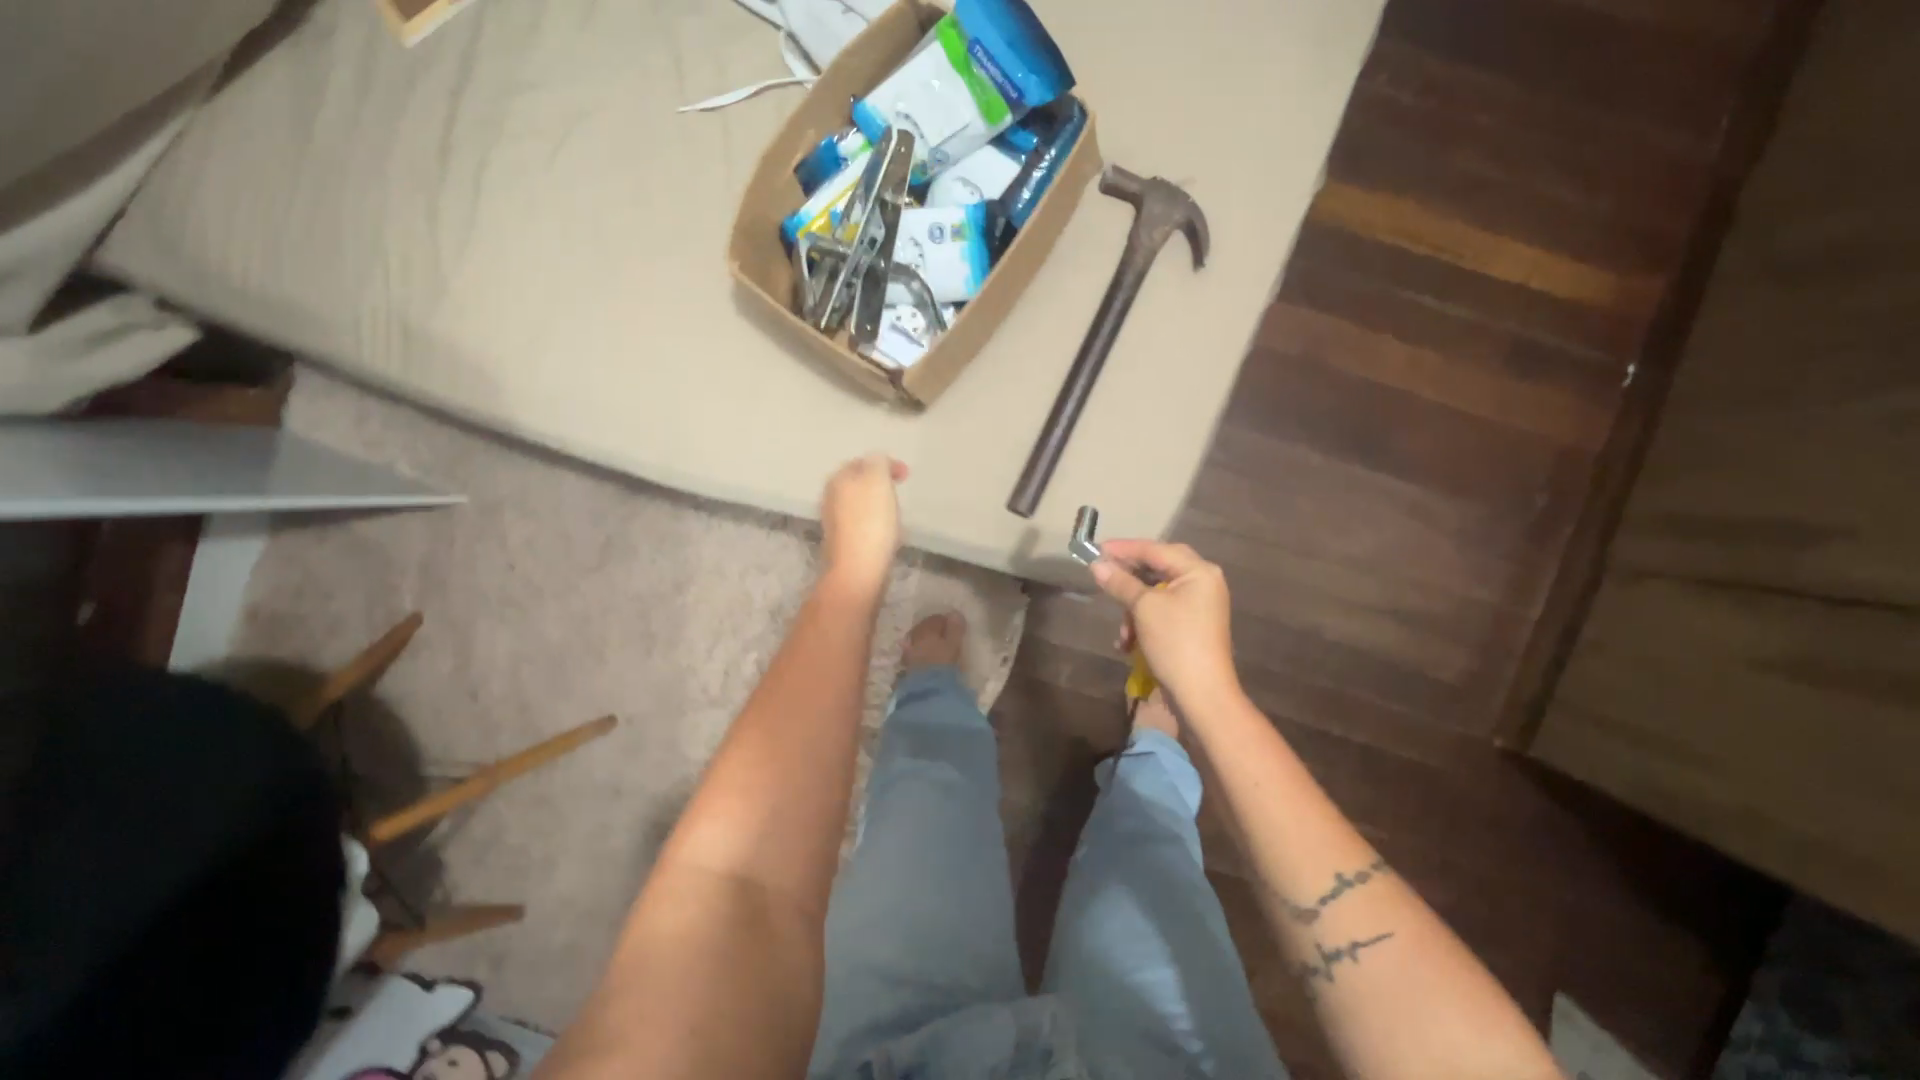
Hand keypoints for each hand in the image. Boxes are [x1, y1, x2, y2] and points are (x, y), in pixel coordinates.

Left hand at [819, 453, 908, 594]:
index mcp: (838, 479)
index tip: (906, 475)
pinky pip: (861, 523)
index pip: (862, 462)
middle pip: (858, 482)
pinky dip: (874, 522)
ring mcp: (834, 521)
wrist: (858, 570)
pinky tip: (886, 532)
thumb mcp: (878, 480)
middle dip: (880, 483)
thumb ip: (877, 462)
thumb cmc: (871, 522)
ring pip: (859, 503)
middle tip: (900, 491)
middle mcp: (830, 497)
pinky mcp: (842, 542)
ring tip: (896, 512)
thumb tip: (876, 459)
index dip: (885, 464)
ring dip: (877, 503)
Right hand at [1091, 540, 1240, 708]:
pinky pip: (1162, 612)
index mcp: (1199, 571)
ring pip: (1156, 593)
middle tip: (1103, 577)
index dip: (1124, 548)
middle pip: (1158, 568)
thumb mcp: (1143, 608)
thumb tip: (1097, 565)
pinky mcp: (1192, 625)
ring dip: (1133, 609)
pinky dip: (1143, 622)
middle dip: (1129, 579)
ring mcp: (1199, 605)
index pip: (1156, 549)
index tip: (1096, 549)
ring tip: (1122, 633)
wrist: (1202, 693)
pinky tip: (1129, 643)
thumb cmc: (1175, 642)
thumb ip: (1120, 583)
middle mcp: (1203, 582)